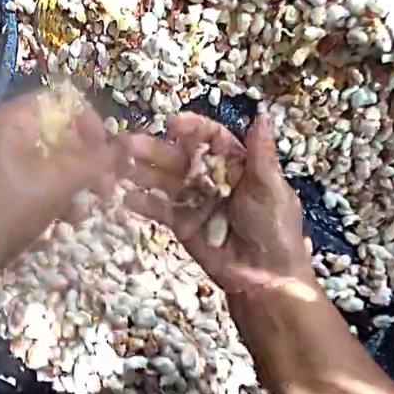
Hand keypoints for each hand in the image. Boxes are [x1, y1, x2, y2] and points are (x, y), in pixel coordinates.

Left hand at [0, 89, 121, 266]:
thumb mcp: (59, 182)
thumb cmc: (9, 209)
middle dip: (85, 160)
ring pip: (43, 160)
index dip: (92, 124)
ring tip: (84, 212)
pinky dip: (49, 194)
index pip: (62, 101)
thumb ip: (96, 161)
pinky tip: (64, 221)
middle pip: (55, 132)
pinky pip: (27, 179)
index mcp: (10, 118)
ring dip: (71, 182)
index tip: (108, 156)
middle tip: (106, 189)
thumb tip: (126, 148)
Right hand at [125, 114, 315, 298]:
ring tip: (118, 165)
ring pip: (165, 181)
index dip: (191, 129)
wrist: (265, 278)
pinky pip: (160, 209)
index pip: (211, 139)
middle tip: (128, 143)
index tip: (171, 124)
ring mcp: (195, 202)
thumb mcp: (270, 188)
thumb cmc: (274, 229)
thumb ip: (260, 154)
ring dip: (142, 172)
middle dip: (155, 149)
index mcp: (237, 165)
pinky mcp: (182, 225)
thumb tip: (263, 116)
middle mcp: (213, 179)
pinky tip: (125, 196)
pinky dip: (142, 203)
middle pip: (180, 158)